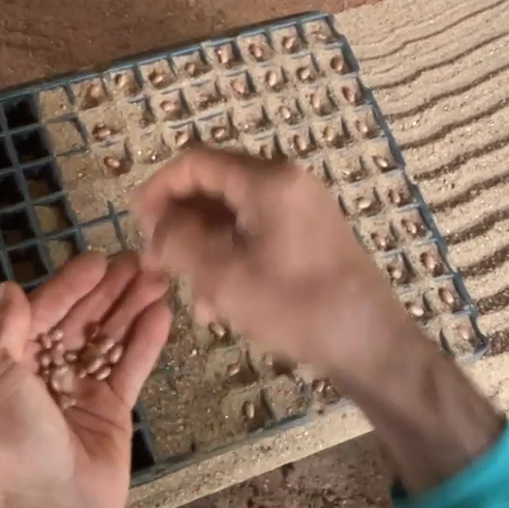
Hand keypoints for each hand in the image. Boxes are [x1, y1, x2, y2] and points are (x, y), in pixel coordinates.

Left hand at [0, 252, 170, 507]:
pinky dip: (145, 340)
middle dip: (108, 290)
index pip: (44, 310)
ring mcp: (82, 390)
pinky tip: (163, 313)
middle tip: (140, 261)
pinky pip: (131, 367)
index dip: (70, 284)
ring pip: (109, 338)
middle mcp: (46, 371)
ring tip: (159, 278)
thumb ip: (2, 330)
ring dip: (131, 307)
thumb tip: (8, 288)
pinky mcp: (113, 410)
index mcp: (12, 362)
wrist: (53, 507)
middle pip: (81, 319)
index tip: (99, 259)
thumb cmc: (15, 437)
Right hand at [132, 146, 417, 383]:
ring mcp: (301, 208)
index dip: (158, 188)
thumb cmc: (295, 306)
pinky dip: (230, 257)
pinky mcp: (309, 234)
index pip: (195, 162)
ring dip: (202, 248)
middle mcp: (286, 182)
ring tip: (191, 294)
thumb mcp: (222, 275)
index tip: (137, 222)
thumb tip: (154, 224)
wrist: (371, 345)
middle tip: (158, 262)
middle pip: (213, 187)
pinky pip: (255, 233)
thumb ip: (177, 241)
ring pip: (231, 215)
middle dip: (179, 224)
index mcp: (267, 180)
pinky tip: (220, 302)